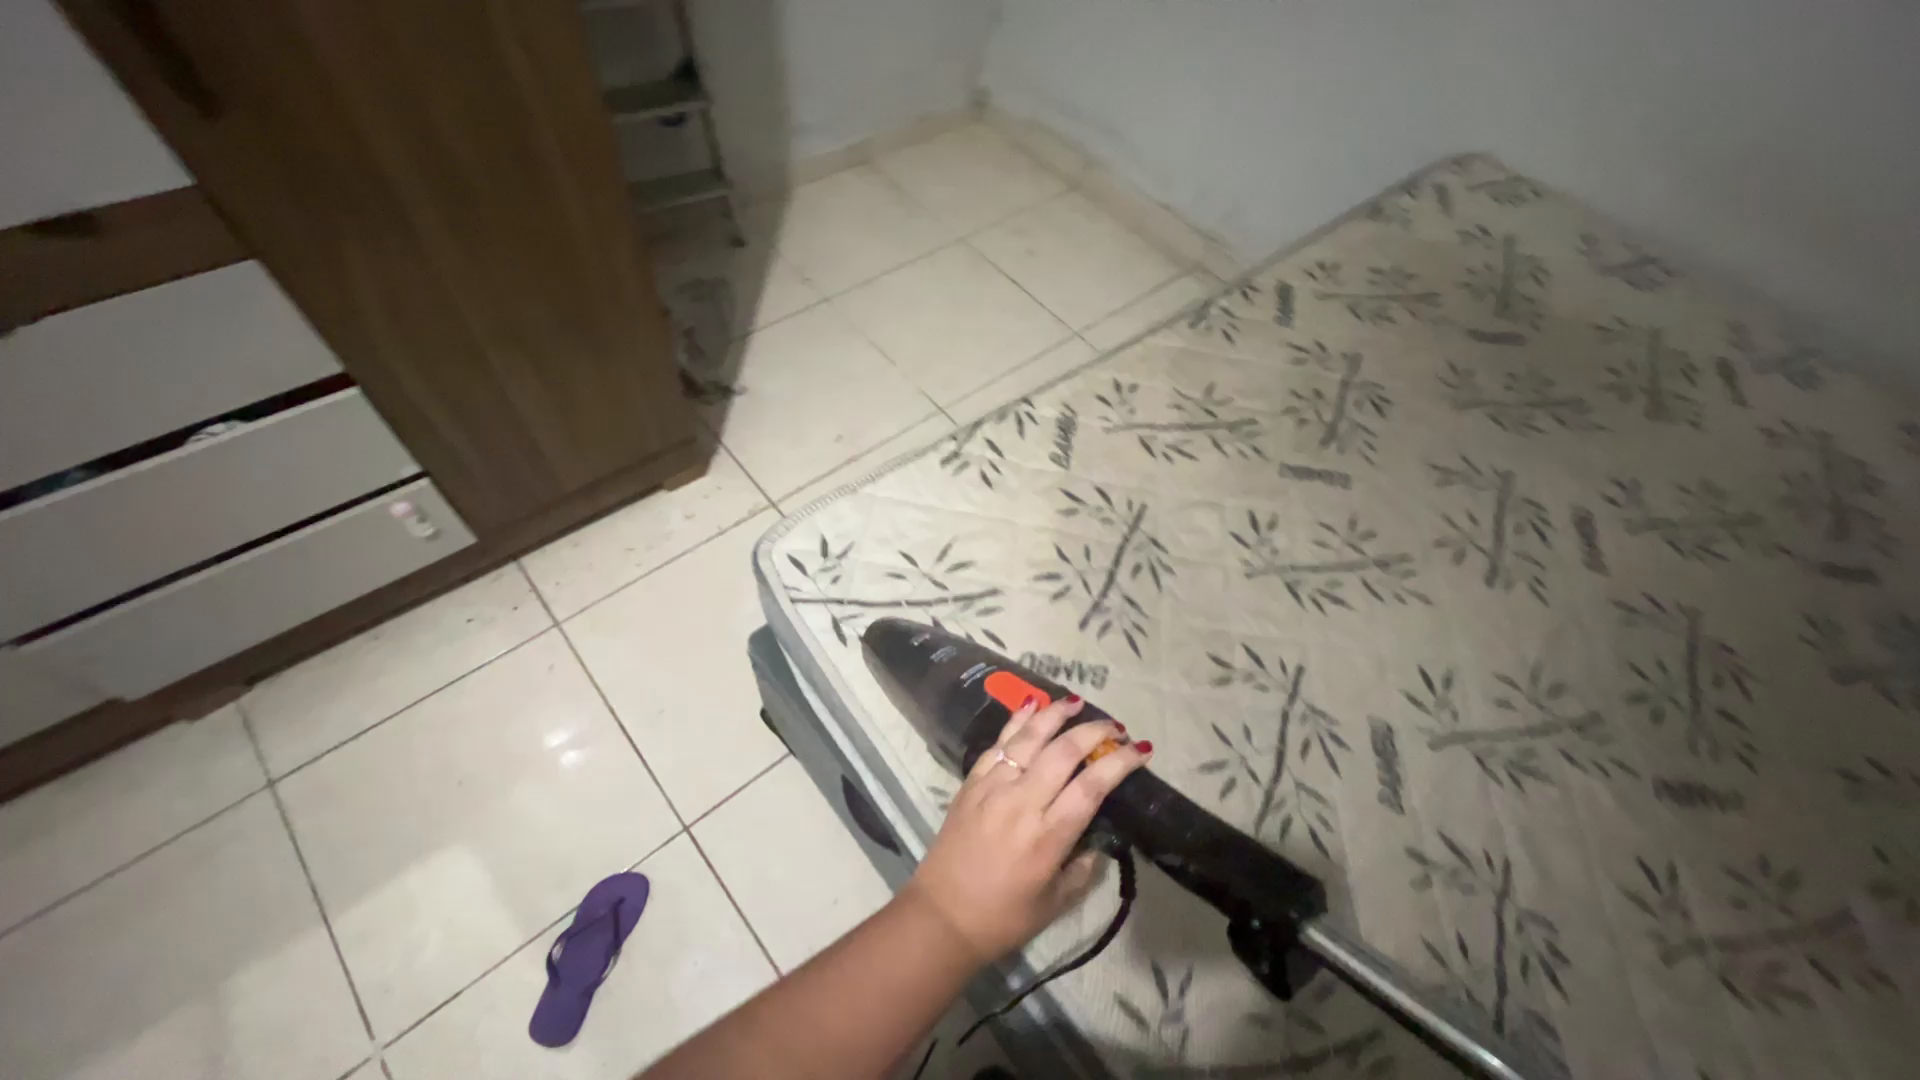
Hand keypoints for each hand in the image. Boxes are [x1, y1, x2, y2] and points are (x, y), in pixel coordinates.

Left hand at [900, 696, 1150, 963]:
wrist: (941, 915)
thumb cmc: (1004, 918)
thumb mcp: (1056, 902)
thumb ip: (1083, 867)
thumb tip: (1098, 839)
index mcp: (1048, 836)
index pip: (1092, 786)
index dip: (1119, 762)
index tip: (1141, 749)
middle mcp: (1022, 802)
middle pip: (1063, 752)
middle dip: (1094, 732)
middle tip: (1115, 727)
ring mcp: (993, 787)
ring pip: (1028, 738)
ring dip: (1055, 715)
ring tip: (1076, 701)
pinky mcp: (971, 783)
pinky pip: (998, 743)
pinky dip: (1017, 721)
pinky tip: (1031, 705)